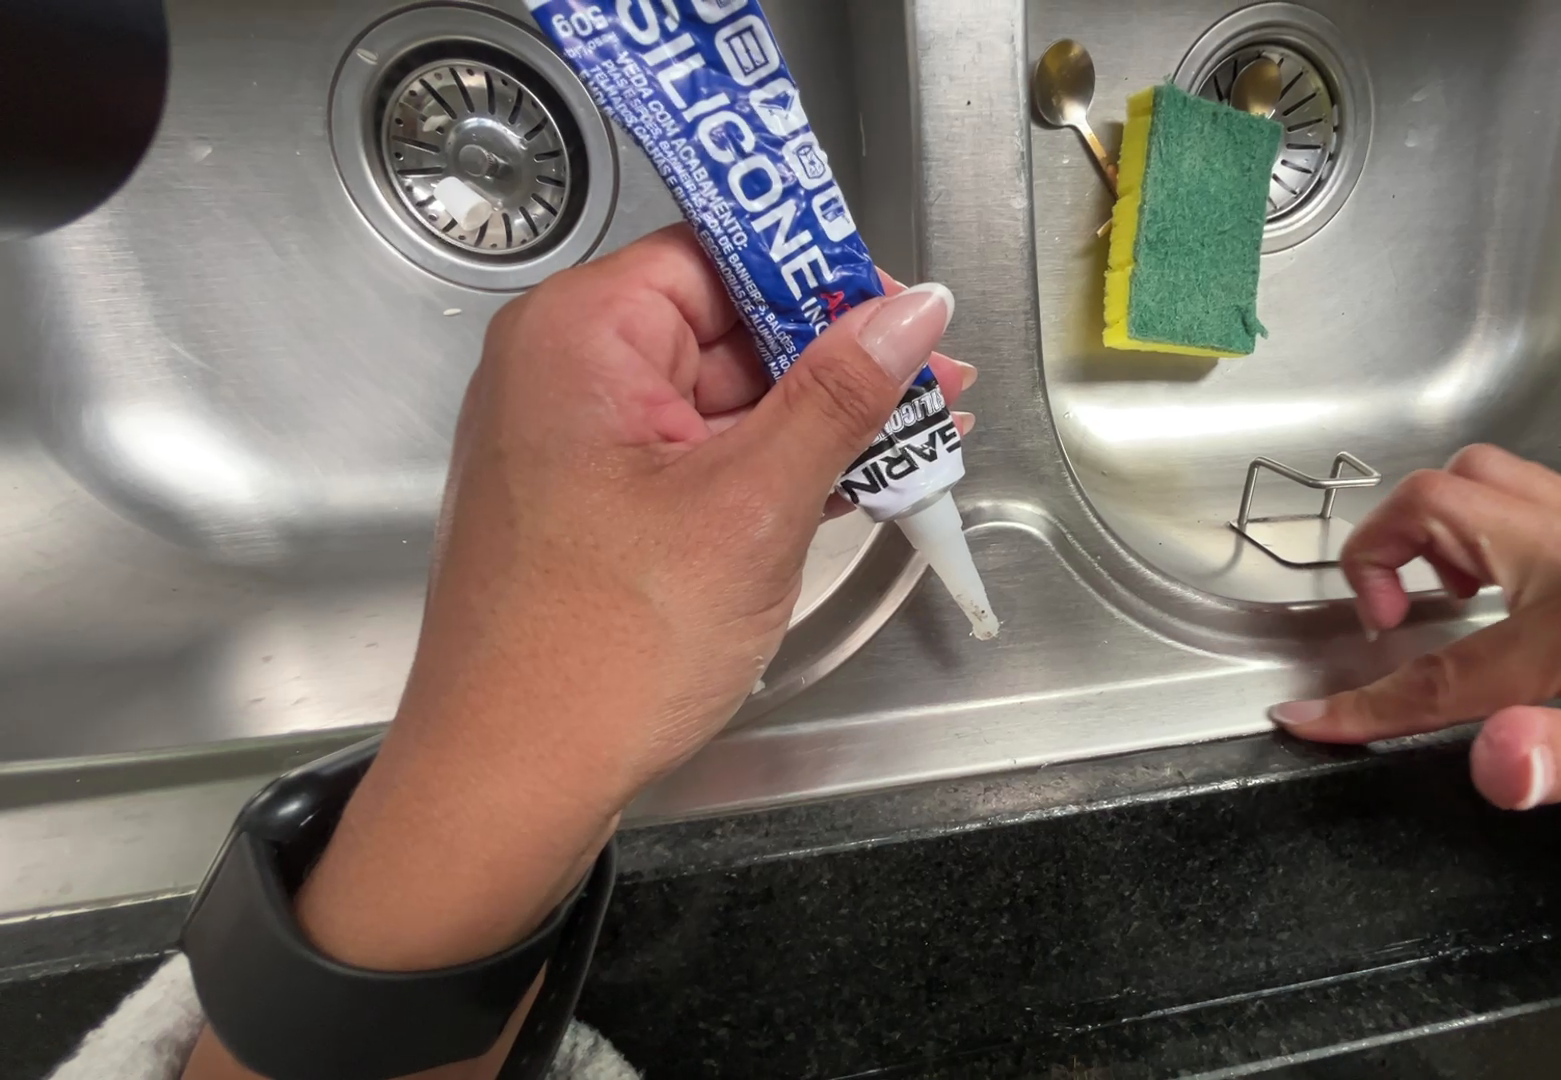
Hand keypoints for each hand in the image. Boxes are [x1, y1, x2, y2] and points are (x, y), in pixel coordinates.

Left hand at [300, 225, 969, 966]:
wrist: (521, 783)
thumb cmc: (618, 638)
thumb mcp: (753, 501)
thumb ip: (840, 394)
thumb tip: (918, 308)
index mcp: (585, 337)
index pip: (722, 260)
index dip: (824, 279)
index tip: (908, 311)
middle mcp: (584, 375)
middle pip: (738, 331)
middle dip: (845, 359)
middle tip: (939, 377)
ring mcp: (607, 447)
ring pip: (742, 402)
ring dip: (834, 419)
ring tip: (929, 426)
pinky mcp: (630, 506)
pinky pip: (727, 459)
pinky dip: (796, 467)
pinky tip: (872, 473)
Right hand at [1271, 444, 1560, 850]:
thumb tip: (1488, 764)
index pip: (1453, 669)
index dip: (1370, 704)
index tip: (1309, 718)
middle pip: (1439, 504)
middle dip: (1373, 556)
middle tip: (1381, 621)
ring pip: (1477, 478)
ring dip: (1422, 528)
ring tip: (1429, 593)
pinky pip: (1517, 493)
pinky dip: (1470, 526)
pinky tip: (1490, 583)